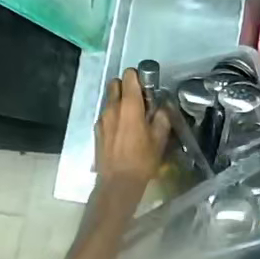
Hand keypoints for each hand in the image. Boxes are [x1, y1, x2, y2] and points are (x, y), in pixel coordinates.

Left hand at [94, 67, 168, 192]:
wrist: (118, 182)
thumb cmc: (142, 159)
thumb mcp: (160, 138)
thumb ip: (162, 117)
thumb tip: (162, 107)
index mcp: (129, 106)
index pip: (129, 76)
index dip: (139, 76)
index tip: (148, 87)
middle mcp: (112, 108)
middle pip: (115, 83)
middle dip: (127, 86)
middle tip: (140, 100)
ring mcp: (102, 119)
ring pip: (110, 100)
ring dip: (120, 102)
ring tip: (133, 119)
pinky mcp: (97, 130)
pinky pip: (106, 115)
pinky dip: (114, 116)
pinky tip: (123, 132)